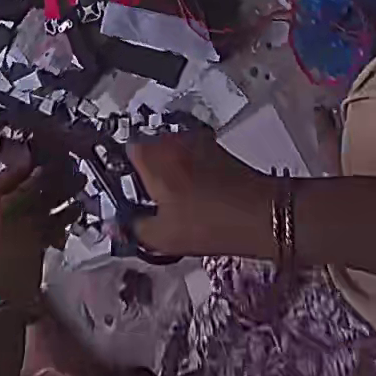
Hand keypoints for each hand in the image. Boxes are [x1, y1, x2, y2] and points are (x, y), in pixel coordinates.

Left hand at [0, 143, 78, 301]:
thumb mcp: (8, 220)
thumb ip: (24, 193)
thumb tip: (38, 170)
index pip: (12, 174)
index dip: (33, 163)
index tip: (55, 154)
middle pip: (27, 191)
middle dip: (51, 180)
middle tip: (74, 170)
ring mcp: (12, 238)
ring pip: (38, 210)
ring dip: (59, 198)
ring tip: (80, 188)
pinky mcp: (26, 256)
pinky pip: (44, 230)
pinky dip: (59, 221)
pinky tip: (73, 215)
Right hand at [126, 126, 275, 258]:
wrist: (259, 214)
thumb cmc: (206, 224)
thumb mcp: (163, 236)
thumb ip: (134, 227)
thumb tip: (116, 224)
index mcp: (152, 157)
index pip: (124, 152)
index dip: (124, 172)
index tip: (130, 193)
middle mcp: (169, 140)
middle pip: (147, 148)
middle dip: (146, 169)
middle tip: (152, 197)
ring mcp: (193, 139)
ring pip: (168, 150)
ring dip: (167, 167)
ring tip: (176, 195)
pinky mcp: (213, 145)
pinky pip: (188, 151)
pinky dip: (187, 165)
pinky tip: (196, 190)